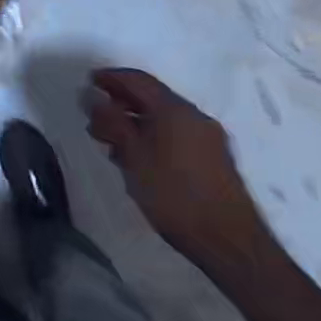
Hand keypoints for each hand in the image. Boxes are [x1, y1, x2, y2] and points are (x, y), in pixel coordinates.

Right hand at [84, 68, 263, 256]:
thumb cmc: (175, 195)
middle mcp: (194, 114)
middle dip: (122, 102)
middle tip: (96, 116)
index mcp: (174, 108)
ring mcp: (208, 136)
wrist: (230, 243)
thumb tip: (91, 95)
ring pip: (165, 118)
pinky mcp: (215, 158)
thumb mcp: (134, 157)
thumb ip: (111, 122)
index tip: (89, 82)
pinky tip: (141, 159)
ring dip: (137, 123)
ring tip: (113, 143)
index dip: (111, 77)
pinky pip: (177, 134)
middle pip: (152, 97)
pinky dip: (155, 137)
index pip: (138, 80)